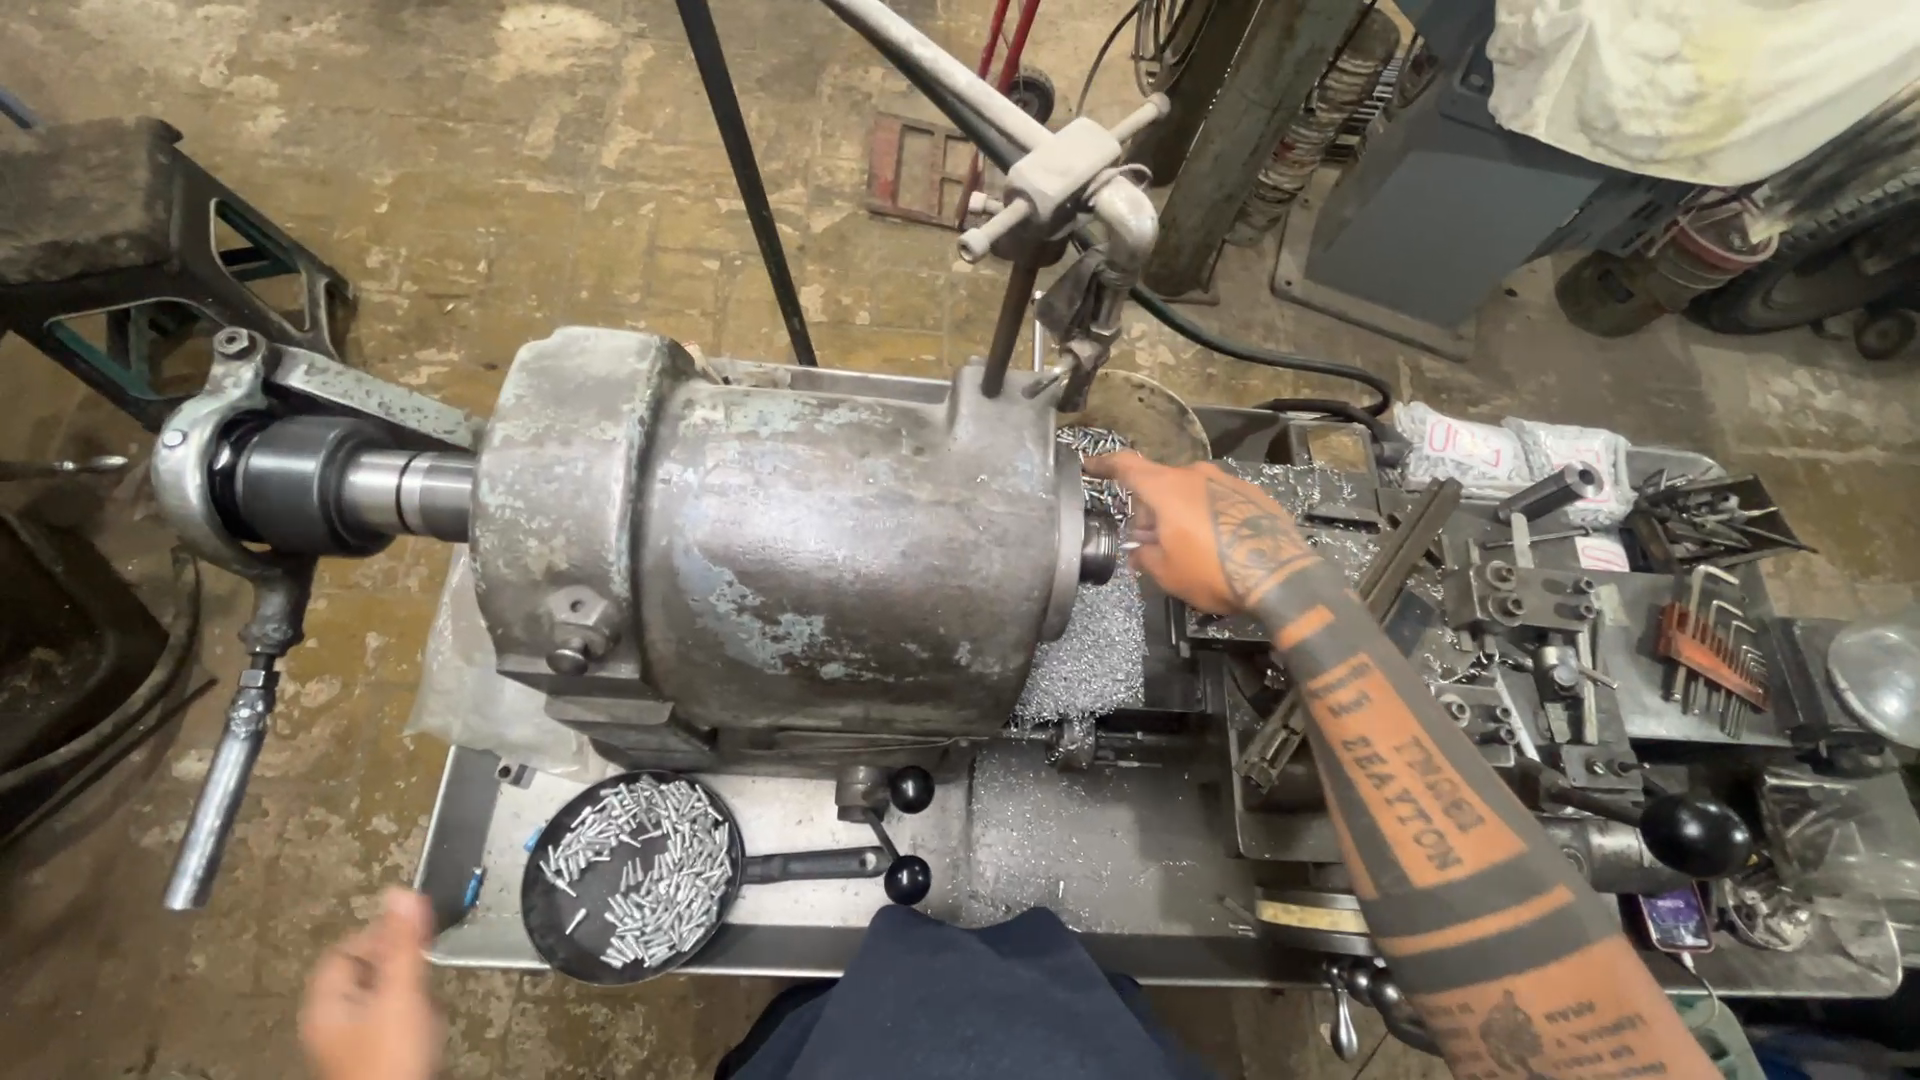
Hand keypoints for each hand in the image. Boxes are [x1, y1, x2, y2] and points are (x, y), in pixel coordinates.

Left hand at [300, 887, 444, 1079]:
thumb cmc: (392, 1053)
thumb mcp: (400, 993)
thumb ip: (403, 943)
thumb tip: (400, 892)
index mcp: (326, 1004)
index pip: (344, 950)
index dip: (377, 934)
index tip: (413, 932)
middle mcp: (332, 1018)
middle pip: (361, 969)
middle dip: (397, 959)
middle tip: (423, 958)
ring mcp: (351, 1036)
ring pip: (379, 989)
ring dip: (406, 982)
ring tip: (426, 991)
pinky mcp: (374, 1047)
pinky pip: (389, 1010)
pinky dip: (409, 1004)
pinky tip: (425, 1014)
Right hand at [1085, 451, 1315, 616]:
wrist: (1281, 577)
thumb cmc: (1214, 572)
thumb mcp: (1166, 573)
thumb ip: (1144, 555)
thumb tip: (1140, 550)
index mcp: (1166, 489)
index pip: (1125, 465)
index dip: (1103, 464)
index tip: (1089, 465)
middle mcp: (1196, 475)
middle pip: (1160, 485)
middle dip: (1149, 511)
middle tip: (1148, 543)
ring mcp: (1228, 481)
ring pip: (1190, 492)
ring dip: (1179, 514)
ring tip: (1185, 549)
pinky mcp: (1254, 495)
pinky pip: (1219, 500)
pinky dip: (1208, 517)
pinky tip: (1216, 545)